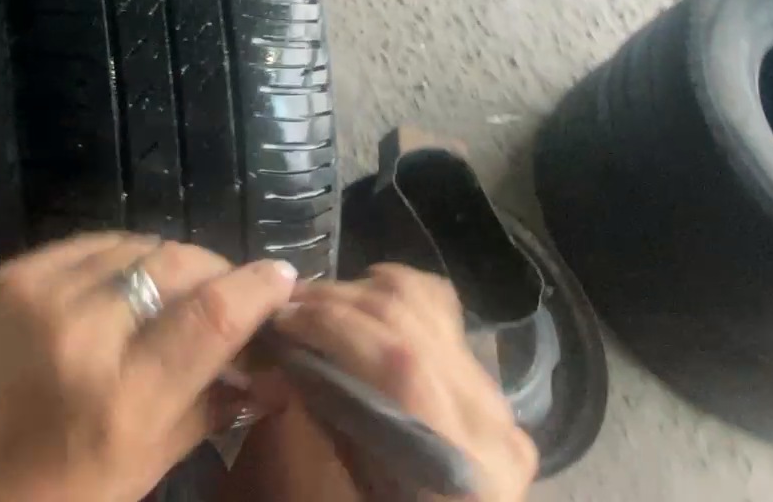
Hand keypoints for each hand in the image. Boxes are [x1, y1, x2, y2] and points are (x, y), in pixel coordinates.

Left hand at [0, 233, 299, 501]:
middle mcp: (82, 329)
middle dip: (215, 268)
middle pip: (174, 264)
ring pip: (134, 244)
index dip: (255, 289)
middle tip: (232, 288)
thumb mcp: (130, 473)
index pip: (209, 317)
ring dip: (170, 258)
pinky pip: (88, 243)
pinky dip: (123, 255)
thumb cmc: (37, 495)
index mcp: (118, 399)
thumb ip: (201, 415)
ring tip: (184, 282)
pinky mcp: (13, 270)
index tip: (282, 278)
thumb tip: (267, 375)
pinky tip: (131, 276)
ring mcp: (40, 291)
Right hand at [243, 265, 536, 501]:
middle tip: (284, 305)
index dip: (332, 323)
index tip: (278, 319)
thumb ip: (303, 417)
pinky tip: (362, 306)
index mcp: (454, 462)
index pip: (397, 360)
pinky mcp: (485, 388)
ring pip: (425, 303)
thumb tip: (278, 349)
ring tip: (316, 306)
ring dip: (358, 291)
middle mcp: (488, 423)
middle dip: (334, 299)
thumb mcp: (320, 493)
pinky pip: (441, 316)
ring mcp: (494, 401)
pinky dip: (396, 296)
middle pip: (408, 320)